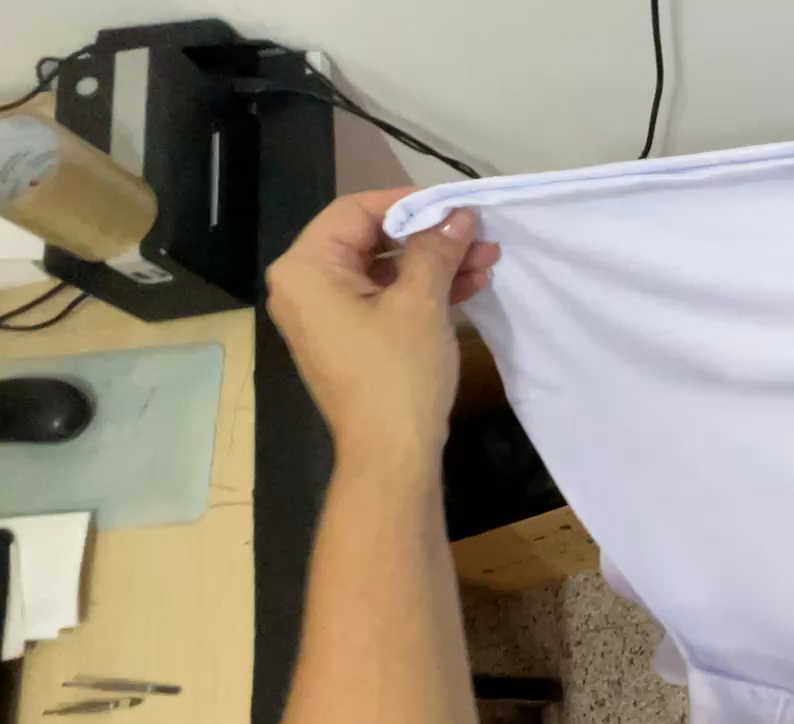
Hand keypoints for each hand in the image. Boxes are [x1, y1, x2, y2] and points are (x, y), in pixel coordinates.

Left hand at [267, 188, 499, 470]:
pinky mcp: (354, 340)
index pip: (356, 213)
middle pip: (371, 242)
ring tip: (486, 263)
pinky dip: (424, 293)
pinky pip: (386, 301)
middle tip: (481, 238)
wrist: (393, 449)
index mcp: (308, 268)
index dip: (410, 204)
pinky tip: (466, 289)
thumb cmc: (399, 373)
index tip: (458, 206)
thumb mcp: (421, 306)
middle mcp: (307, 286)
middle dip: (430, 239)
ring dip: (435, 267)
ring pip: (385, 274)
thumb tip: (458, 216)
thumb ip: (436, 253)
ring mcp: (330, 316)